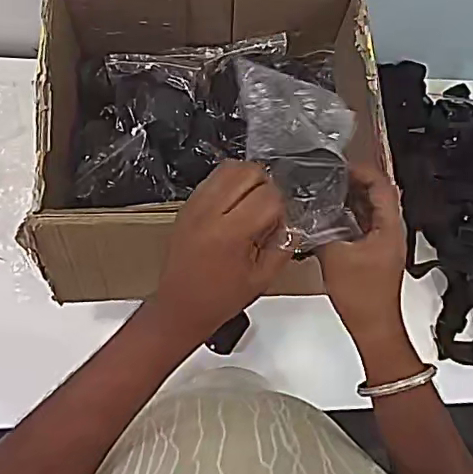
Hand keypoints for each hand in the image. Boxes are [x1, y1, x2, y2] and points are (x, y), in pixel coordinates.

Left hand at [145, 161, 292, 343]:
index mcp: (230, 234)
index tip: (277, 224)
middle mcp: (209, 214)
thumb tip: (291, 224)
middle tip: (267, 210)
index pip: (268, 196)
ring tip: (251, 205)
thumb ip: (282, 247)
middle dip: (266, 187)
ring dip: (248, 180)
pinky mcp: (187, 205)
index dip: (280, 208)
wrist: (180, 306)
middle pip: (248, 171)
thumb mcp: (262, 279)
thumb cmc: (218, 298)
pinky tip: (235, 207)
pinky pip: (213, 178)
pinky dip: (230, 184)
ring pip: (229, 167)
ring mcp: (195, 206)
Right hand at [318, 161, 409, 348]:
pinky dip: (349, 218)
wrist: (373, 325)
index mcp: (389, 227)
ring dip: (351, 200)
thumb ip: (323, 230)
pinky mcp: (375, 255)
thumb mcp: (335, 256)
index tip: (342, 166)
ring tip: (328, 193)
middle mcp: (391, 232)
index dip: (362, 170)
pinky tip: (330, 219)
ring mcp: (384, 243)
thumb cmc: (363, 298)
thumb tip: (312, 216)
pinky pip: (364, 227)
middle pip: (378, 195)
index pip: (382, 184)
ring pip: (370, 211)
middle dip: (354, 182)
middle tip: (331, 177)